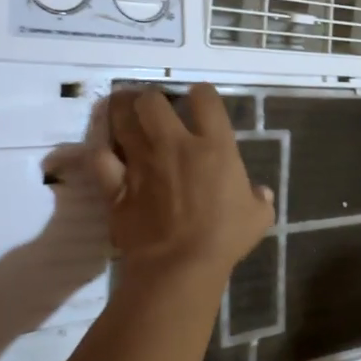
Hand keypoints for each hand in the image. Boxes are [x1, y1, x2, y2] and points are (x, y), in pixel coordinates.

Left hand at [105, 85, 274, 284]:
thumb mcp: (258, 217)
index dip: (201, 93)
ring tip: (124, 108)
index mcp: (215, 146)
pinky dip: (99, 145)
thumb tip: (261, 193)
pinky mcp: (115, 185)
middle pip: (152, 101)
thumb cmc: (224, 238)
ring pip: (121, 119)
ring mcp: (141, 162)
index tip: (200, 99)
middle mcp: (174, 144)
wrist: (178, 267)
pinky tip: (102, 142)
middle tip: (155, 106)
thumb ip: (260, 199)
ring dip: (121, 110)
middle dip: (152, 98)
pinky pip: (99, 155)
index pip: (205, 98)